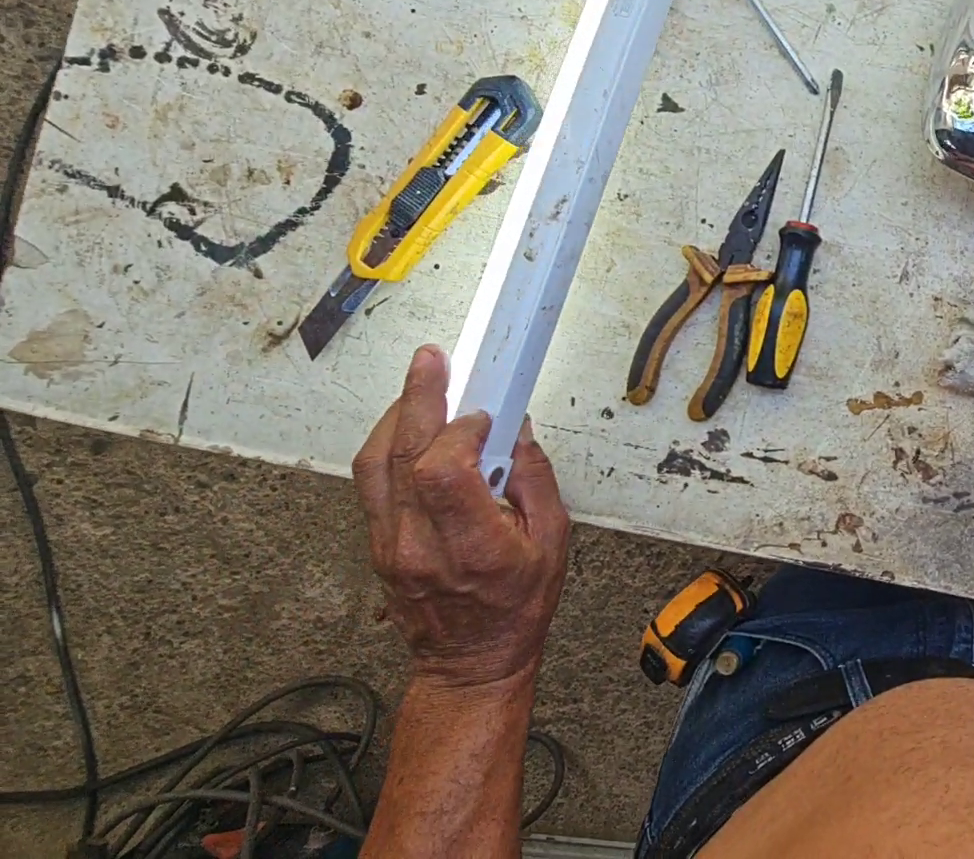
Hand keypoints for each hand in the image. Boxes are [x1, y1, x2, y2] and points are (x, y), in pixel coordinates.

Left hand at [353, 345, 570, 687]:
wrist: (472, 660)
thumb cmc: (518, 606)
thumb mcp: (554, 540)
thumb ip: (535, 480)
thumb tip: (517, 431)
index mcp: (471, 546)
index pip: (443, 470)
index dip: (461, 430)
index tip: (488, 415)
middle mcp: (418, 544)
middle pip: (402, 455)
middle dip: (419, 398)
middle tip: (434, 360)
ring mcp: (389, 544)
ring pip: (376, 463)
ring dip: (398, 415)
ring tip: (423, 386)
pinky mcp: (377, 542)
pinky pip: (372, 481)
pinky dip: (389, 443)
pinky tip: (411, 425)